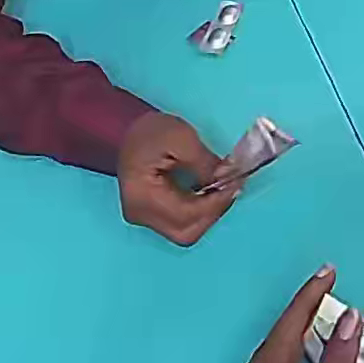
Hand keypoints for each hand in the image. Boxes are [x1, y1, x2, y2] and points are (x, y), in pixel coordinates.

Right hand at [116, 112, 235, 245]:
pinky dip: (200, 211)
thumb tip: (227, 179)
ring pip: (185, 231)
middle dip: (214, 212)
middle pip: (186, 232)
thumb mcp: (181, 138)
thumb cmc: (151, 132)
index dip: (216, 203)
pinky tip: (211, 192)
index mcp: (142, 197)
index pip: (186, 214)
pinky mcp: (152, 215)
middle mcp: (140, 215)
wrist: (128, 130)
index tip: (236, 183)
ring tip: (223, 188)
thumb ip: (205, 162)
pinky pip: (181, 223)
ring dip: (209, 213)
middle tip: (231, 188)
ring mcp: (144, 219)